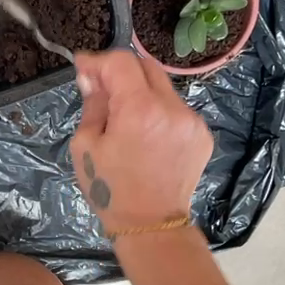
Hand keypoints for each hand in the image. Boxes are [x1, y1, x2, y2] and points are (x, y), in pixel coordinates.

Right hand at [69, 49, 211, 231]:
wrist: (151, 223)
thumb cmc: (110, 188)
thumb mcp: (85, 145)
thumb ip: (92, 104)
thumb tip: (92, 79)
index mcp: (139, 110)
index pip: (121, 62)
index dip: (98, 60)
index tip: (81, 66)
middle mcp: (172, 108)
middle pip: (146, 66)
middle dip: (120, 70)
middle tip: (99, 86)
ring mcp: (192, 120)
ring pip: (162, 87)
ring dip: (139, 91)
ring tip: (122, 115)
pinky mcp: (202, 133)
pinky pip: (175, 108)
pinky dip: (156, 110)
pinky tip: (144, 133)